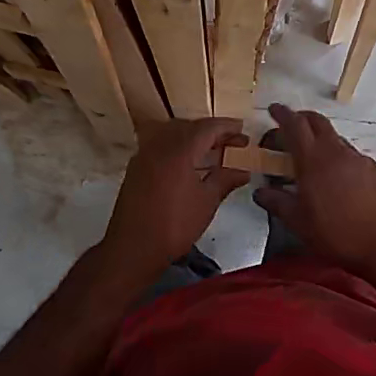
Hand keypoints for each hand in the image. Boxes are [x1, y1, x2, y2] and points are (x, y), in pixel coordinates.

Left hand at [97, 118, 248, 283]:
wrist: (133, 248)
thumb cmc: (175, 224)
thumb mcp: (207, 202)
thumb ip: (225, 180)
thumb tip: (242, 172)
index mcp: (179, 150)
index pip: (207, 128)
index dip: (227, 127)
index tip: (242, 129)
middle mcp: (159, 145)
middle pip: (189, 127)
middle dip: (211, 132)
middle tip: (231, 142)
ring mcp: (144, 155)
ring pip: (172, 134)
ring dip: (193, 138)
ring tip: (212, 152)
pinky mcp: (136, 167)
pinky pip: (160, 146)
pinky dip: (177, 147)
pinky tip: (188, 165)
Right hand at [254, 104, 375, 279]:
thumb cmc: (336, 233)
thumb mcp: (298, 222)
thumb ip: (277, 202)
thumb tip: (261, 192)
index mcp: (313, 160)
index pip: (295, 125)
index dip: (282, 114)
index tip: (274, 110)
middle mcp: (335, 151)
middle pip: (316, 121)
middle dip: (300, 119)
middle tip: (288, 128)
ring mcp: (356, 158)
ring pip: (333, 137)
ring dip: (318, 139)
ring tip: (309, 159)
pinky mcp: (372, 168)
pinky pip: (349, 153)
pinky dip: (336, 155)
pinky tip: (333, 177)